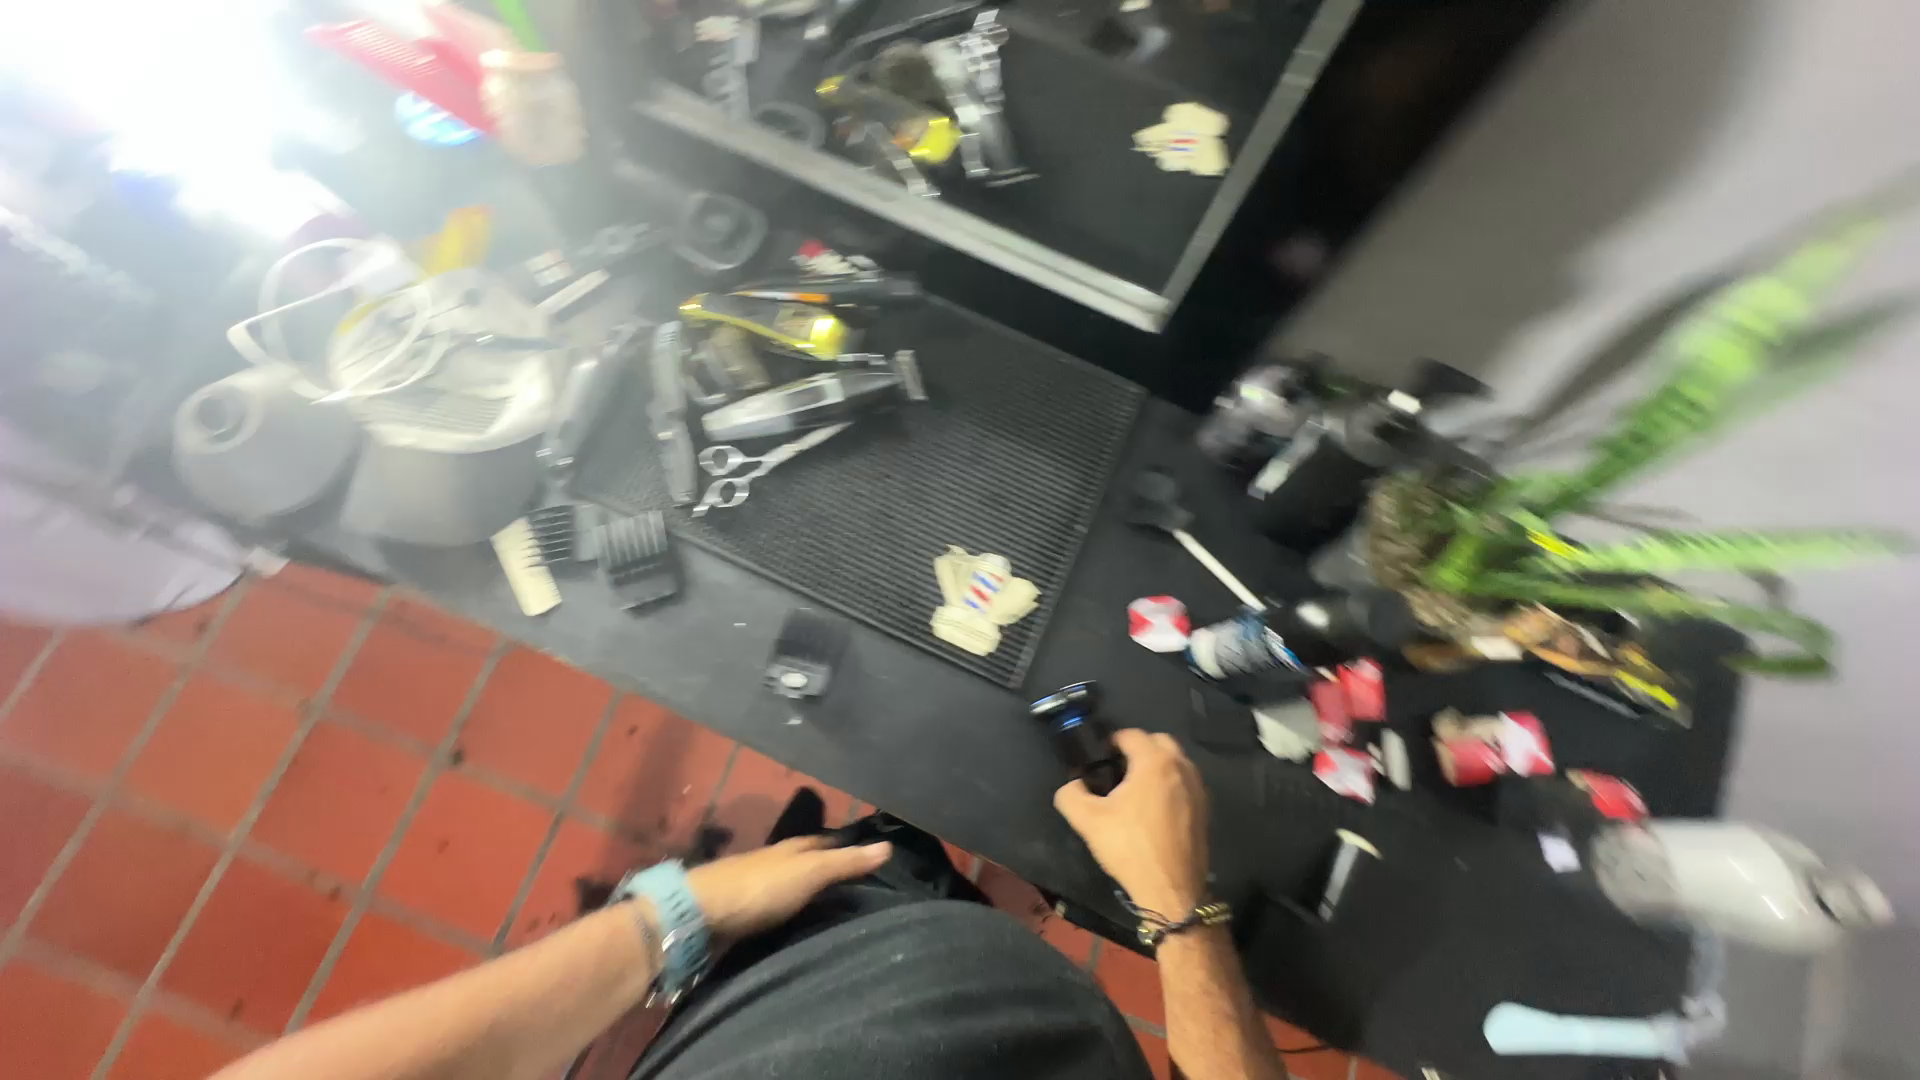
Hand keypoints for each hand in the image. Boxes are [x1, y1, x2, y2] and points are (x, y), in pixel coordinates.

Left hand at [685, 836, 890, 938]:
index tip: (871, 855)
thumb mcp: (811, 872)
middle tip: (859, 887)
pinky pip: (776, 911)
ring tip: (835, 912)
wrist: (701, 915)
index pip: (826, 841)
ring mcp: (755, 888)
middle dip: (828, 869)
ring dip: (808, 895)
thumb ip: (846, 862)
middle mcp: (775, 862)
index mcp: (792, 847)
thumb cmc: (762, 887)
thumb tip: (889, 846)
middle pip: (806, 862)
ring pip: (790, 887)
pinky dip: (791, 915)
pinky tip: (800, 928)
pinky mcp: (742, 915)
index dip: (846, 846)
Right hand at [1054, 729, 1208, 914]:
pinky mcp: (1205, 809)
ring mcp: (1197, 788)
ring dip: (1156, 765)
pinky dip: (1170, 784)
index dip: (1111, 742)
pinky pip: (1185, 782)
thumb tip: (1073, 785)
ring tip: (1136, 788)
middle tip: (1118, 769)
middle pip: (1158, 742)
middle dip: (1138, 748)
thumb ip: (1071, 794)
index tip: (1100, 758)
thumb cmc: (1130, 848)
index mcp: (1154, 762)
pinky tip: (1155, 808)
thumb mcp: (1087, 821)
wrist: (1172, 889)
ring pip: (1175, 762)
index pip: (1131, 735)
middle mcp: (1181, 767)